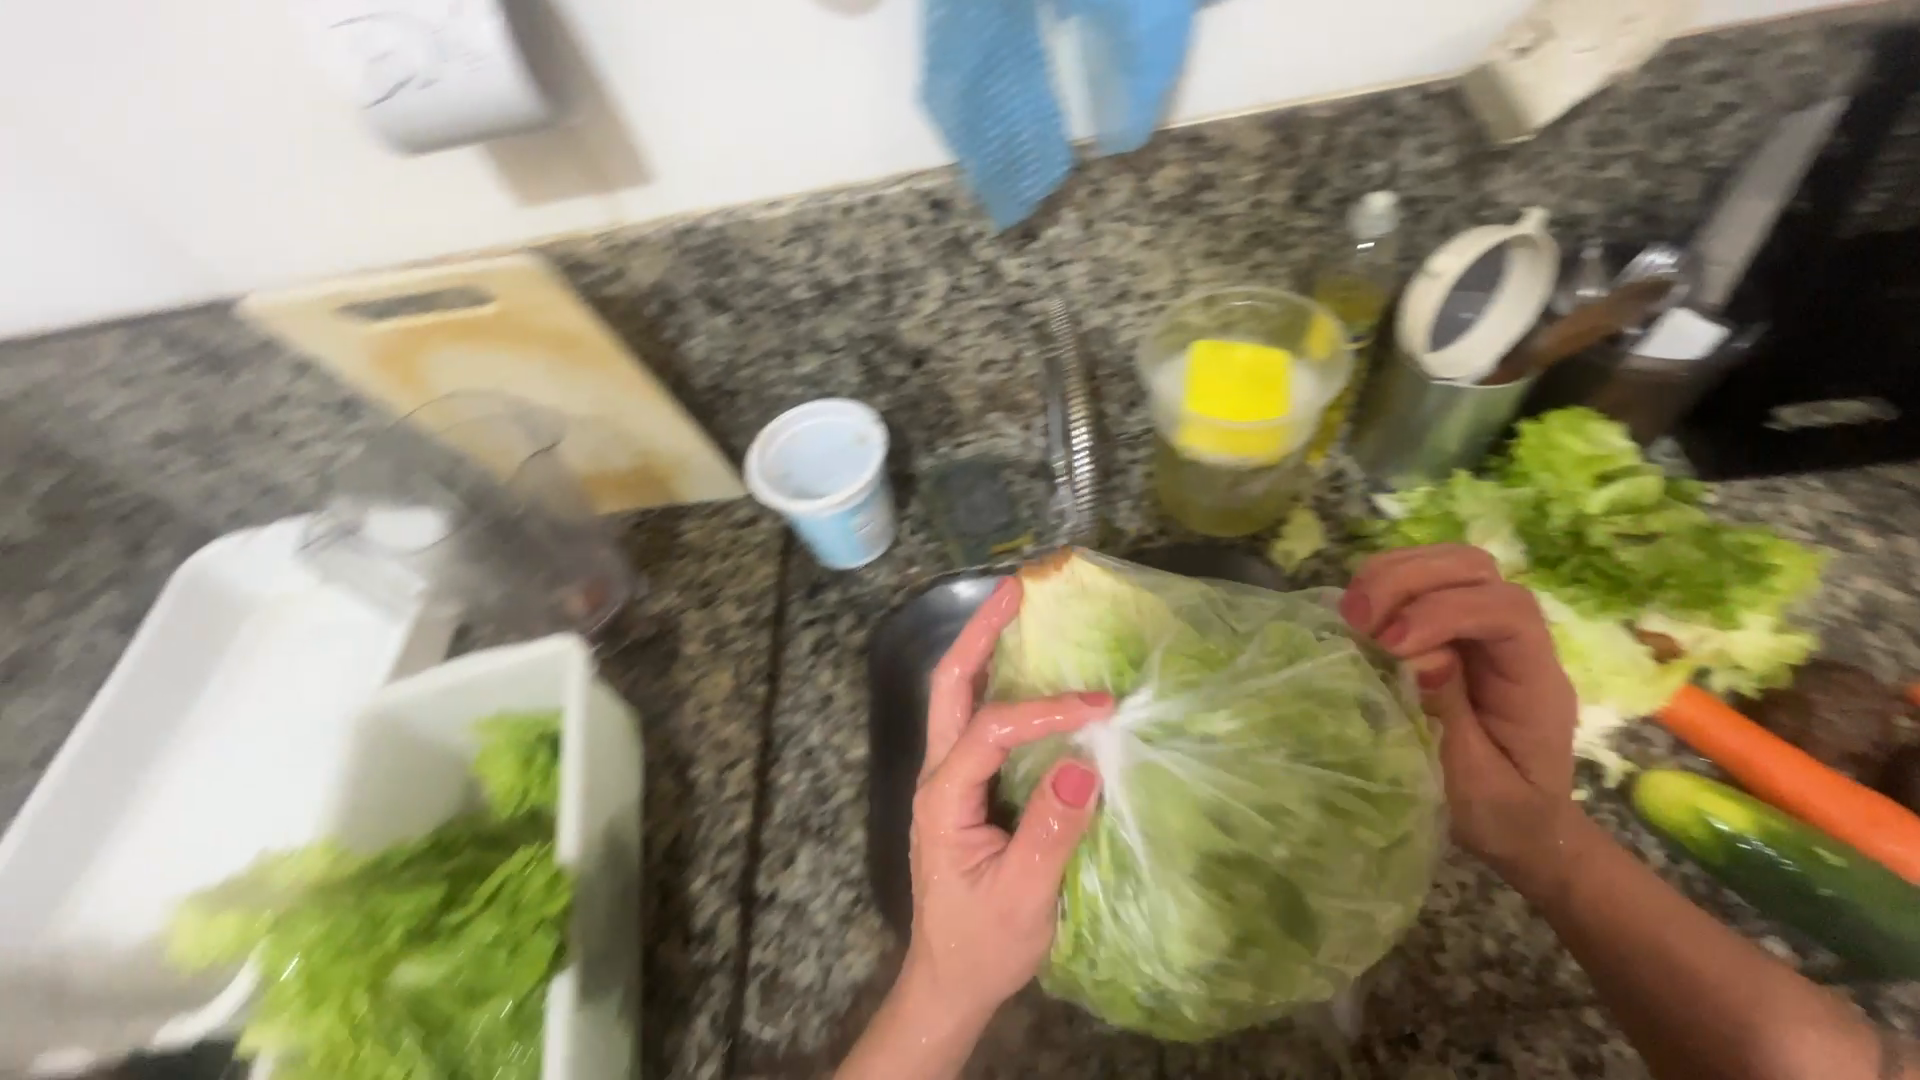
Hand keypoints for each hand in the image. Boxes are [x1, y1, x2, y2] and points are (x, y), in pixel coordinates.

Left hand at [900, 576, 1111, 1025]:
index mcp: (945, 797)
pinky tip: (1029, 671)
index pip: (993, 731)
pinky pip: (979, 720)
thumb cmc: (982, 943)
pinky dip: (1000, 684)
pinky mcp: (967, 786)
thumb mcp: (1022, 898)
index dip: (1045, 710)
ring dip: (984, 649)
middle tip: (1013, 592)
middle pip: (951, 686)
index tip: (1100, 707)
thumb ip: (1049, 833)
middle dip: (979, 634)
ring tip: (1018, 611)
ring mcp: (950, 777)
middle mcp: (939, 774)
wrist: (950, 978)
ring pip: (958, 696)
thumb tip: (1083, 765)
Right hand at [1342, 544, 1579, 897]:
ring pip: (1448, 563)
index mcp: (1535, 681)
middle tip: (1357, 618)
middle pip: (1476, 569)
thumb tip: (1424, 655)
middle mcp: (1516, 641)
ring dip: (1392, 575)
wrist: (1522, 827)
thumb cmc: (1500, 815)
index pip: (1506, 612)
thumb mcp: (1477, 784)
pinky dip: (1383, 583)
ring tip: (1351, 613)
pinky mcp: (1449, 629)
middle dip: (1411, 580)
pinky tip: (1357, 612)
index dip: (1444, 613)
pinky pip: (1421, 580)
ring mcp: (1482, 630)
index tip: (1390, 645)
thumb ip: (1453, 718)